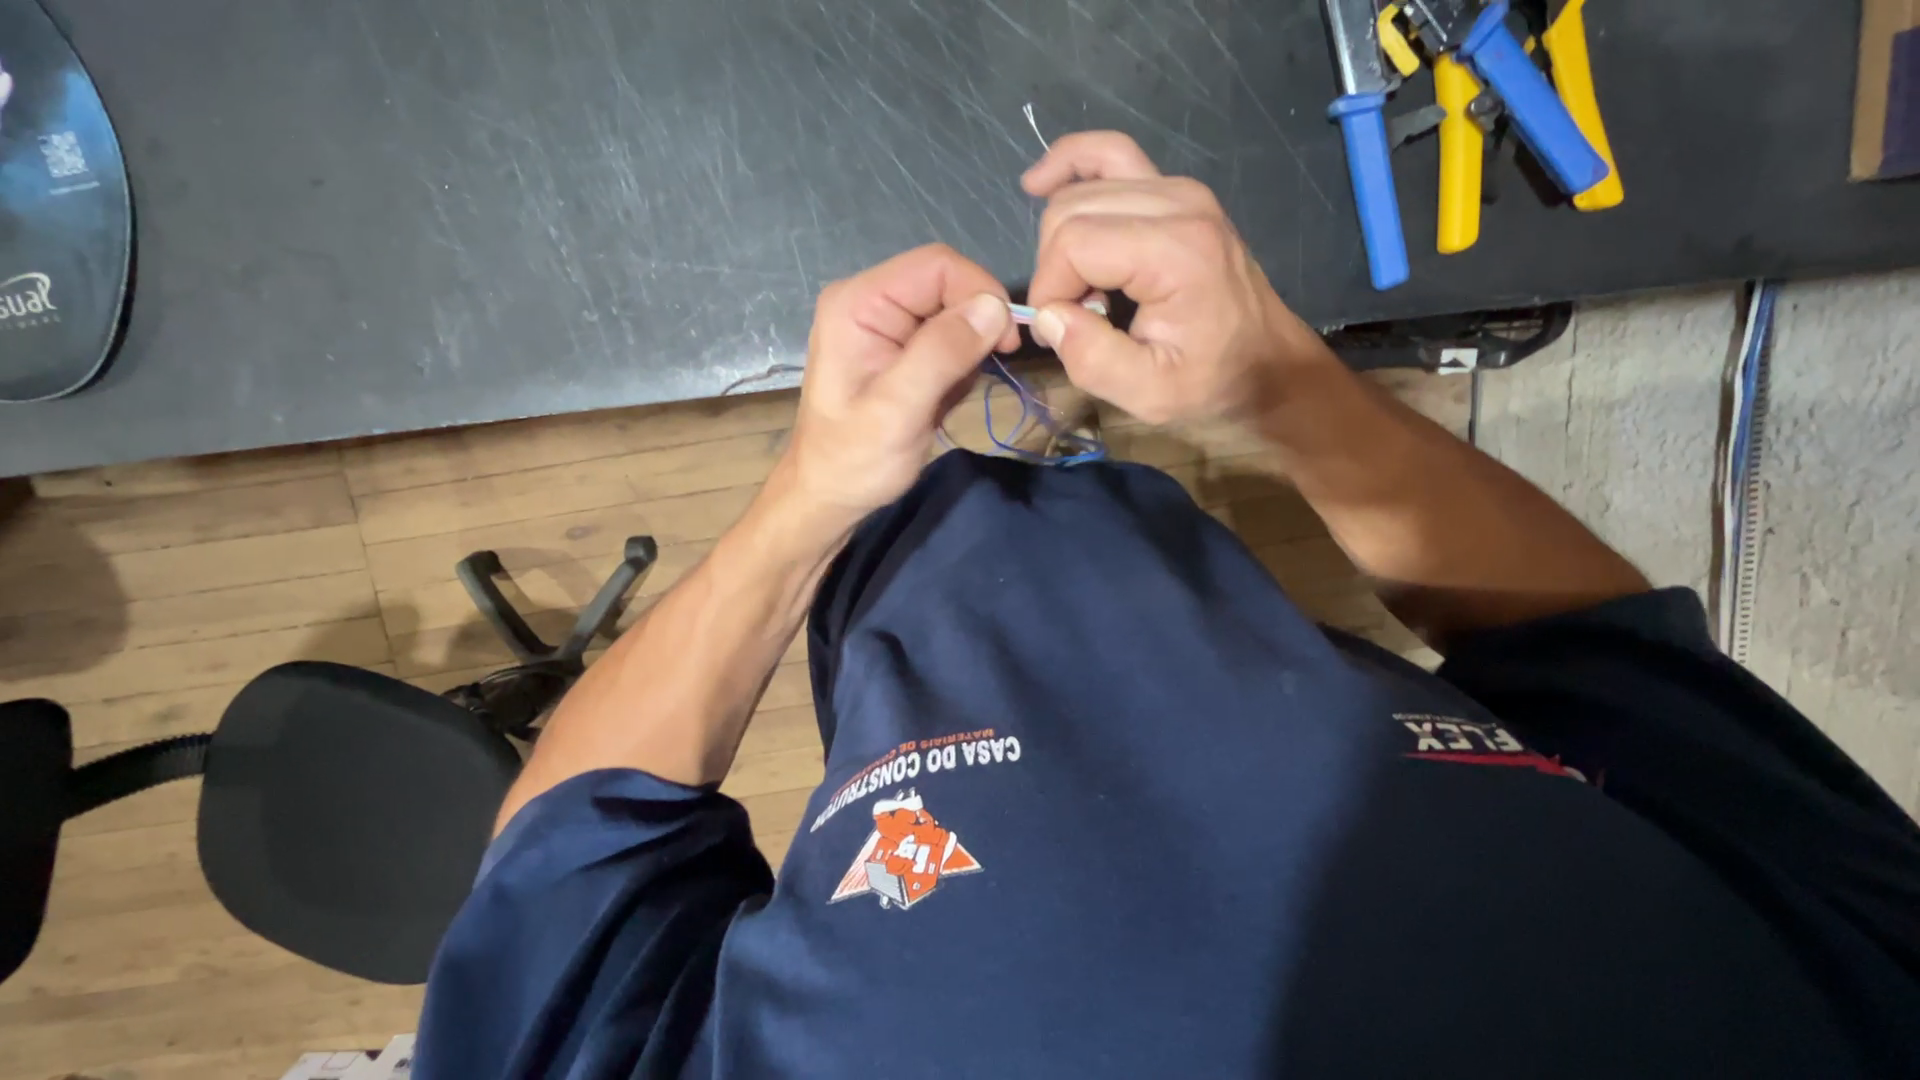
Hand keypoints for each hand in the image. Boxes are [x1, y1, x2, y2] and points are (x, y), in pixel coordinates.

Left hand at [772, 244, 1020, 533]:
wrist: (830, 495)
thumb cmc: (855, 460)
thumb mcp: (898, 410)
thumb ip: (942, 354)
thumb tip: (994, 307)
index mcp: (858, 303)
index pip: (937, 265)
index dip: (980, 293)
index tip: (1006, 343)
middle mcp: (870, 301)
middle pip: (948, 284)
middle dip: (975, 327)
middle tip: (981, 374)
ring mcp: (885, 324)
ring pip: (954, 312)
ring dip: (968, 353)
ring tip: (948, 396)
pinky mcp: (899, 348)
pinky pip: (949, 338)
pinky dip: (960, 368)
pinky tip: (942, 399)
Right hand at [1023, 132, 1331, 425]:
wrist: (1268, 364)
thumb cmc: (1213, 380)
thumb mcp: (1150, 394)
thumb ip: (1092, 359)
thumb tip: (1047, 317)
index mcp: (1175, 252)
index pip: (1073, 244)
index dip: (1049, 290)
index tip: (1059, 333)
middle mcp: (1179, 203)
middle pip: (1071, 212)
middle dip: (1053, 268)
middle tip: (1075, 318)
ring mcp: (1179, 189)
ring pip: (1082, 190)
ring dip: (1060, 240)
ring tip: (1078, 288)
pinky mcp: (1175, 189)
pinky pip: (1110, 155)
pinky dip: (1071, 164)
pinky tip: (1039, 184)